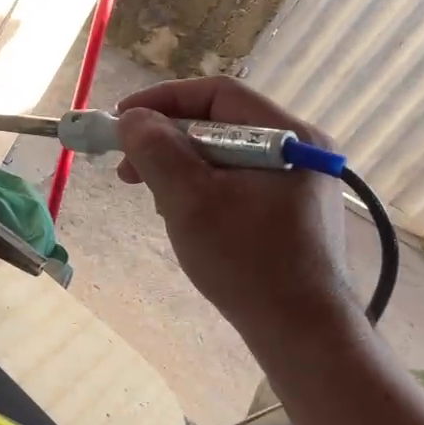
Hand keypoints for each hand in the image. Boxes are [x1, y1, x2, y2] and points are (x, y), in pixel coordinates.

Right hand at [113, 77, 360, 345]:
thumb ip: (156, 149)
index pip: (215, 93)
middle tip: (127, 167)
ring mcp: (296, 178)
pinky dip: (198, 184)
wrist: (302, 331)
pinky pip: (232, 176)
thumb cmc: (246, 261)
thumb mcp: (189, 199)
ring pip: (220, 151)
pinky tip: (182, 212)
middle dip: (163, 138)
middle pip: (216, 121)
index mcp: (287, 136)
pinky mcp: (288, 206)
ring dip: (176, 163)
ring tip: (152, 196)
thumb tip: (131, 118)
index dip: (161, 100)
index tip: (120, 121)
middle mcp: (299, 148)